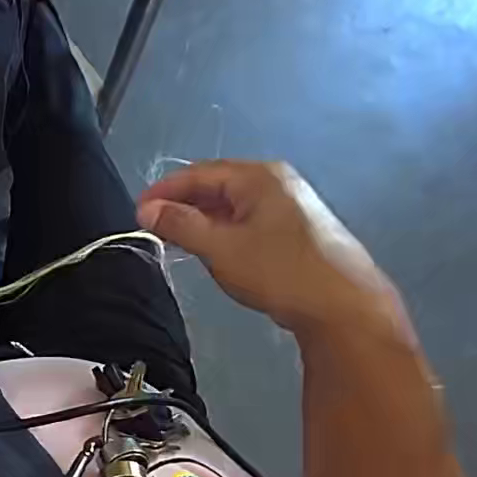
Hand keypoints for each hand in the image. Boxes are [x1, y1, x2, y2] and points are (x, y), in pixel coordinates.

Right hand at [137, 161, 413, 344]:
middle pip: (217, 186)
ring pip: (233, 206)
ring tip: (176, 239)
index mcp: (257, 177)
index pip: (199, 173)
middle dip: (182, 204)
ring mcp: (289, 205)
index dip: (165, 190)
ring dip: (201, 219)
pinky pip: (247, 221)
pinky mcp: (295, 230)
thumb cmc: (278, 271)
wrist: (339, 303)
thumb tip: (147, 209)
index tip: (138, 211)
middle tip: (153, 226)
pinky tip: (214, 251)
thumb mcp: (221, 248)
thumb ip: (182, 226)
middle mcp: (275, 182)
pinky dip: (223, 231)